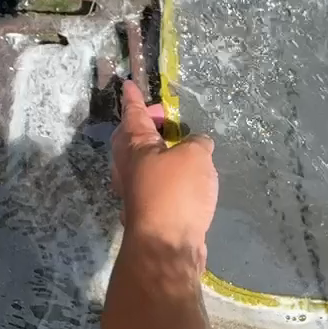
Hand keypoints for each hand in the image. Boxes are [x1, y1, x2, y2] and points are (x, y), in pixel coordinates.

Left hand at [112, 79, 216, 266]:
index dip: (134, 99)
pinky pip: (154, 184)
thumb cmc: (176, 192)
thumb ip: (198, 144)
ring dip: (157, 153)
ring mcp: (135, 191)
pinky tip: (182, 180)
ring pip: (142, 163)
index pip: (134, 113)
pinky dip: (166, 175)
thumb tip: (199, 143)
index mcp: (135, 145)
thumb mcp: (194, 157)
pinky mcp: (148, 211)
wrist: (167, 243)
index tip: (128, 85)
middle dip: (146, 125)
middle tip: (163, 118)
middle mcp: (128, 166)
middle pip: (132, 138)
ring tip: (177, 149)